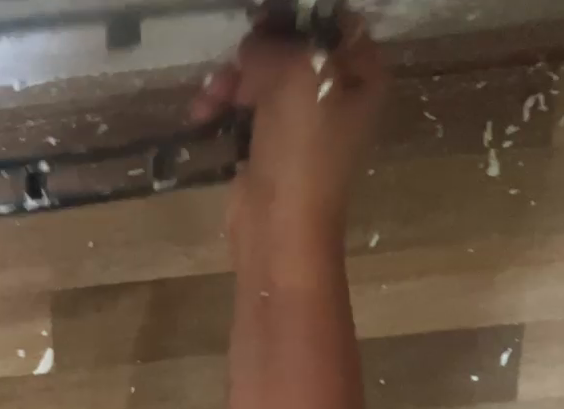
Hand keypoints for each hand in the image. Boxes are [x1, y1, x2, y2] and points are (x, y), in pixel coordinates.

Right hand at [192, 14, 386, 243]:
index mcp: (360, 74)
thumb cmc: (301, 153)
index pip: (331, 22)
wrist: (279, 231)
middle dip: (255, 51)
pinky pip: (243, 110)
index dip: (294, 14)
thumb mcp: (296, 76)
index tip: (259, 16)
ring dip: (230, 80)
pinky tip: (202, 114)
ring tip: (210, 98)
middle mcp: (334, 94)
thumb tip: (252, 50)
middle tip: (235, 63)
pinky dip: (222, 107)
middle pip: (291, 47)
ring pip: (261, 78)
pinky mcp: (266, 148)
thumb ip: (274, 45)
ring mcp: (299, 124)